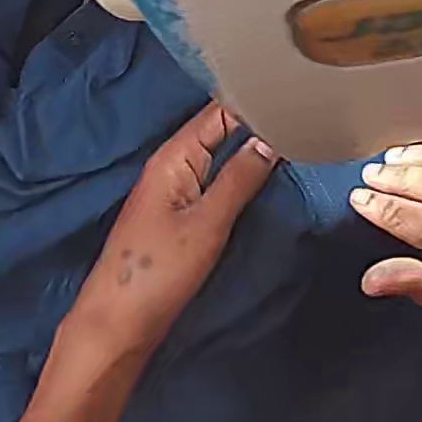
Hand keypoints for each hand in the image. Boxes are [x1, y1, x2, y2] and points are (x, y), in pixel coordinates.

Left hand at [64, 101, 278, 357]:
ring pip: (220, 157)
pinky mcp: (179, 214)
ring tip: (293, 139)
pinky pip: (215, 181)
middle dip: (256, 124)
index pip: (218, 112)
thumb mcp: (207, 222)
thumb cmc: (158, 271)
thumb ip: (240, 178)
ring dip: (250, 150)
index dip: (253, 102)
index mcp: (173, 158)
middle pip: (219, 132)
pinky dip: (240, 175)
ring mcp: (175, 191)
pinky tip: (263, 176)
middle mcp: (173, 166)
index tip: (293, 96)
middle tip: (302, 117)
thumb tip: (272, 139)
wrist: (119, 324)